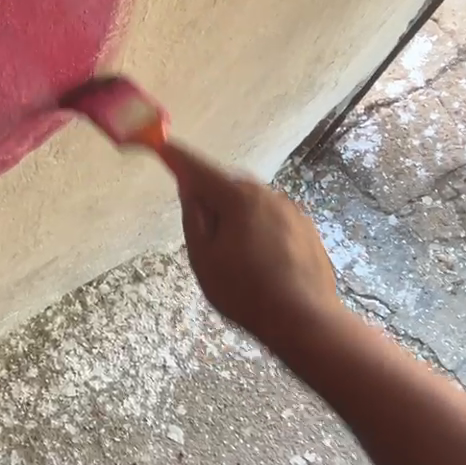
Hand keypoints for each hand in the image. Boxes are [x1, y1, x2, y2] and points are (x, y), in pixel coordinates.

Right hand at [156, 142, 341, 349]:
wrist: (305, 319)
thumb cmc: (244, 291)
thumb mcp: (203, 257)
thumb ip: (193, 216)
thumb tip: (188, 186)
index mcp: (237, 197)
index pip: (197, 167)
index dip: (175, 156)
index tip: (159, 144)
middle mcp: (267, 193)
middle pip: (227, 184)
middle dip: (210, 196)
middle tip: (201, 233)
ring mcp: (291, 209)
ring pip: (250, 202)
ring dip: (235, 215)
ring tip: (232, 256)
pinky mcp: (306, 227)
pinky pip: (270, 217)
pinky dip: (256, 228)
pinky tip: (257, 261)